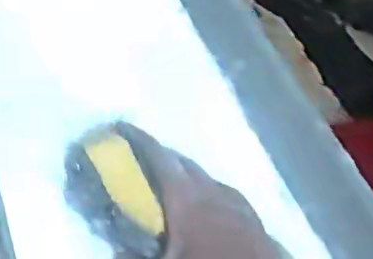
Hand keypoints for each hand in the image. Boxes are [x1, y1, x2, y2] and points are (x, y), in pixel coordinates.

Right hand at [128, 130, 286, 258]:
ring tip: (175, 189)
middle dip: (161, 157)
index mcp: (184, 194)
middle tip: (141, 163)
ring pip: (207, 178)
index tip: (118, 125)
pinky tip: (213, 212)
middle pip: (181, 161)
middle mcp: (211, 189)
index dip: (134, 136)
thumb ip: (133, 256)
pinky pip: (230, 199)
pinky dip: (214, 197)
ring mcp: (239, 205)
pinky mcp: (259, 226)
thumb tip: (112, 250)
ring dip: (188, 177)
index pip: (155, 152)